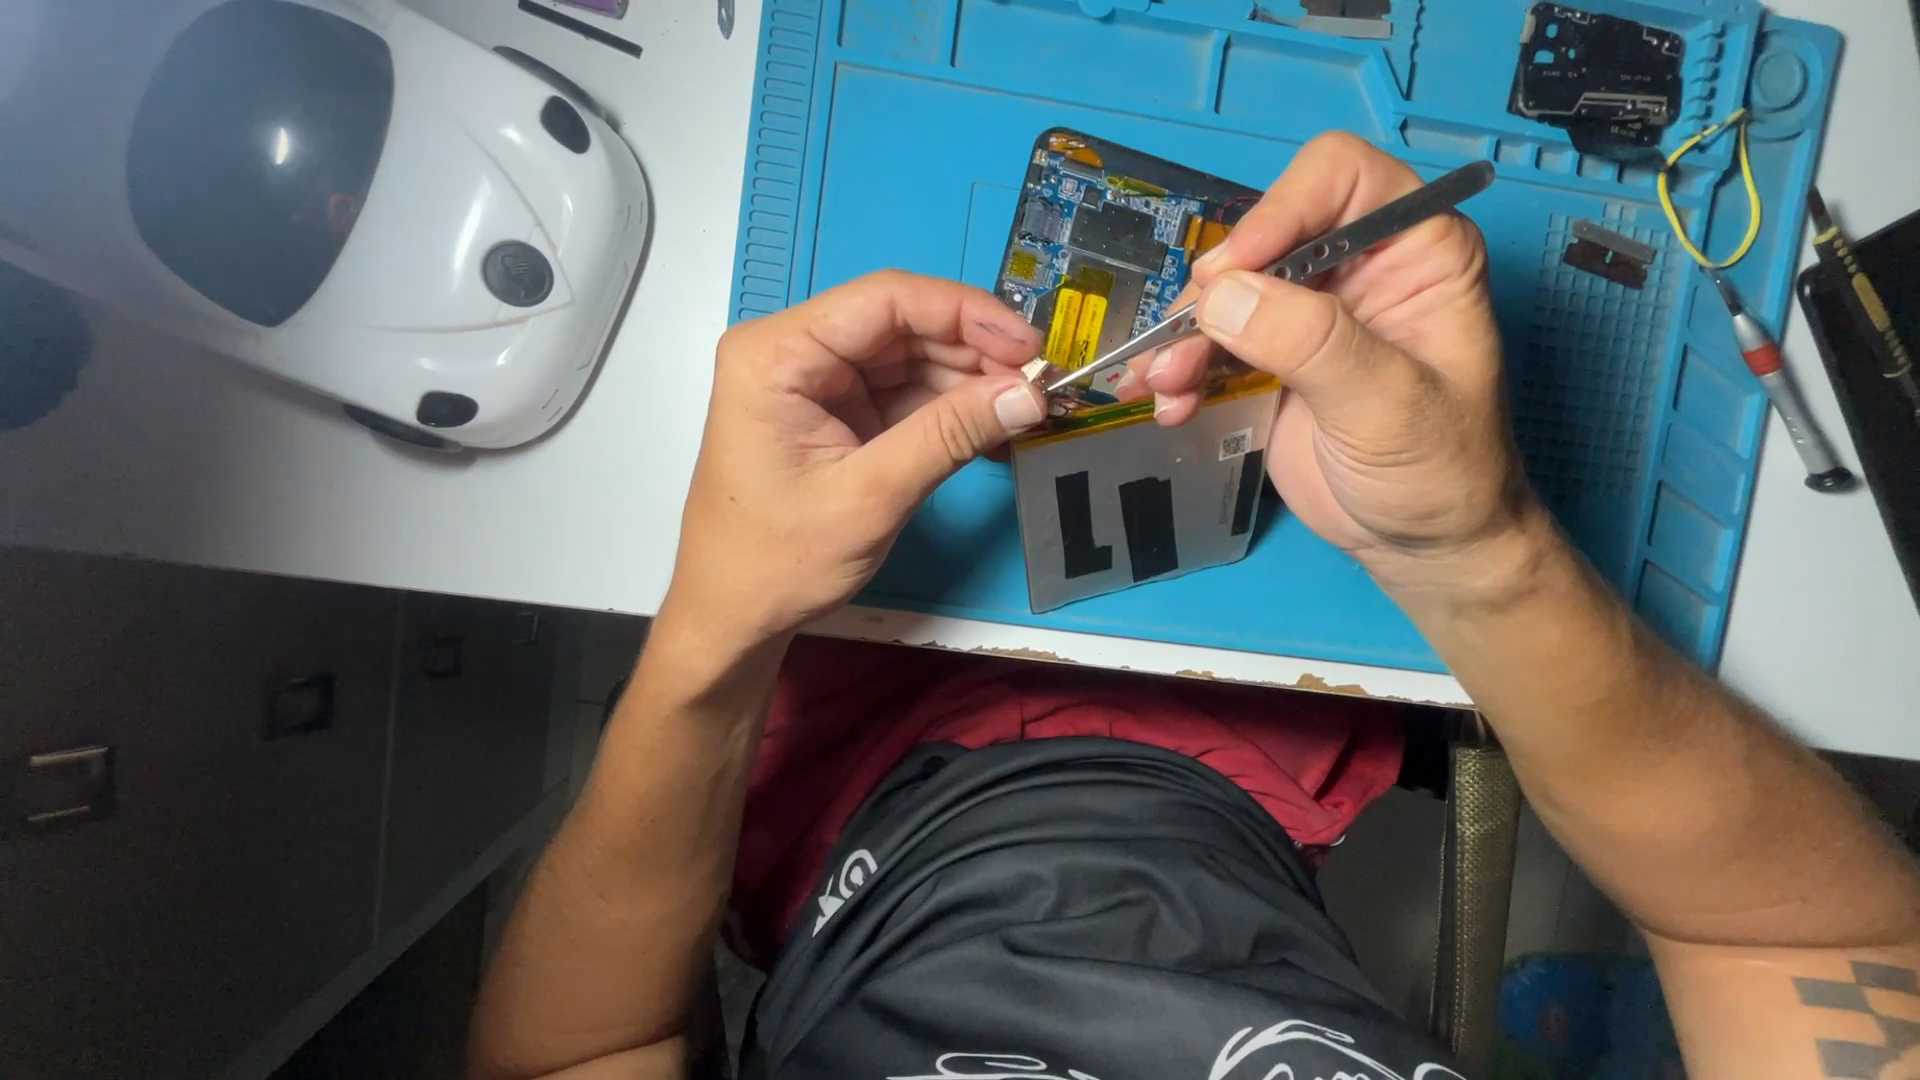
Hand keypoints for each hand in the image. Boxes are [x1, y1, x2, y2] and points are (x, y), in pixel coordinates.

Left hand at [665, 270, 1047, 643]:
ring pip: (912, 360)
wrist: (736, 612)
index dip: (966, 313)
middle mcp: (795, 352)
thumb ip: (948, 437)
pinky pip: (905, 396)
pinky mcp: (839, 414)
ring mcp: (818, 383)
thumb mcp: (870, 497)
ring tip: (1024, 414)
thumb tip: (1028, 397)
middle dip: (974, 354)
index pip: (885, 301)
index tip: (1029, 346)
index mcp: (778, 354)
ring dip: (970, 385)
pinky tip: (992, 431)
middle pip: (903, 326)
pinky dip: (950, 413)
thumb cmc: (779, 560)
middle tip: (1038, 388)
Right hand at [1126, 133, 1540, 595]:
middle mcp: (1354, 272)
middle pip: (1261, 241)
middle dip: (1212, 296)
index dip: (1277, 213)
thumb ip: (1311, 344)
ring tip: (1166, 388)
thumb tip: (1221, 298)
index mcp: (1412, 252)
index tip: (1228, 278)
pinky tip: (1168, 406)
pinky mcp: (1267, 364)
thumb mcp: (1387, 404)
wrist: (1417, 544)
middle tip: (1181, 351)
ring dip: (1183, 340)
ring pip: (1223, 298)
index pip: (1337, 181)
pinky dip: (1179, 373)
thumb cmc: (1437, 471)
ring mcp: (1304, 320)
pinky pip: (1208, 348)